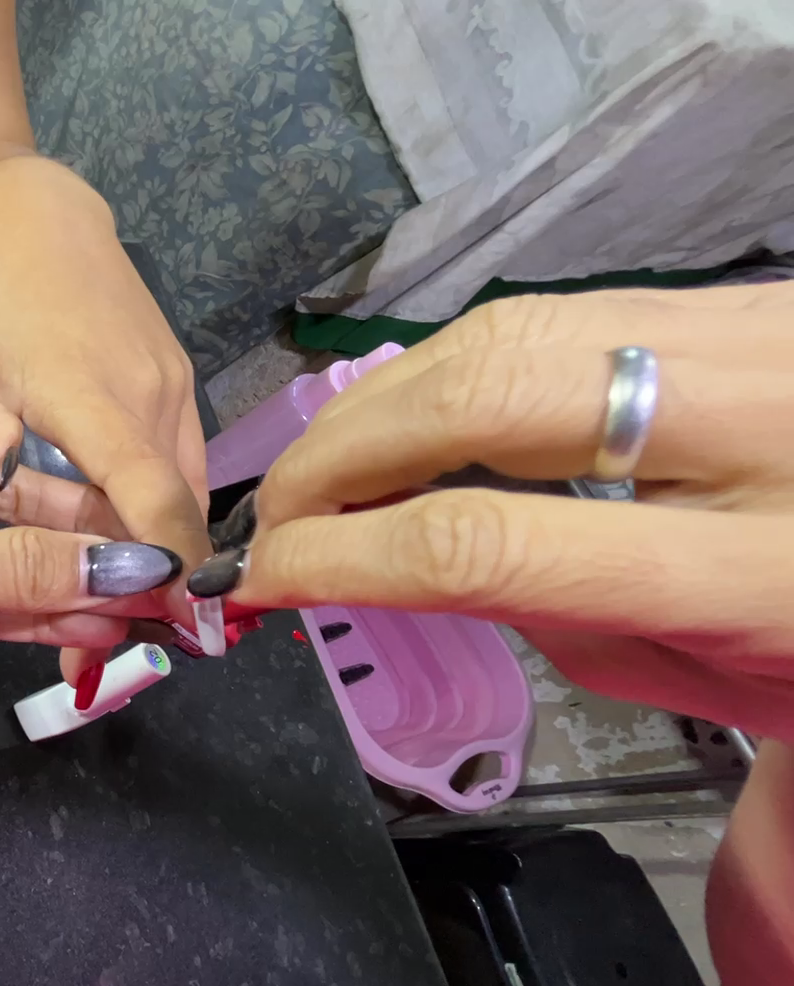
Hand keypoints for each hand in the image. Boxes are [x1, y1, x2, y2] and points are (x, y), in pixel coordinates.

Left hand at [0, 156, 209, 679]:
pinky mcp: (172, 382)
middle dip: (150, 577)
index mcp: (85, 389)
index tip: (161, 618)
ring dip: (154, 550)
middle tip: (122, 644)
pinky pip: (173, 461)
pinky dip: (156, 511)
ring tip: (122, 616)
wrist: (36, 213)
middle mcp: (145, 390)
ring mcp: (169, 383)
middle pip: (168, 503)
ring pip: (177, 487)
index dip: (158, 556)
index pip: (141, 486)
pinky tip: (124, 551)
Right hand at [233, 282, 793, 733]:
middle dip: (328, 465)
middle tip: (276, 518)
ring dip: (363, 413)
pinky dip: (425, 375)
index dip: (329, 557)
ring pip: (483, 343)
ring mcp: (752, 334)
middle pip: (466, 407)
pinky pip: (524, 317)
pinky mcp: (723, 297)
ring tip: (323, 472)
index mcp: (765, 571)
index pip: (476, 545)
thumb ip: (522, 607)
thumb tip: (376, 552)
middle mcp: (764, 422)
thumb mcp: (677, 672)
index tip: (257, 579)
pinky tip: (398, 422)